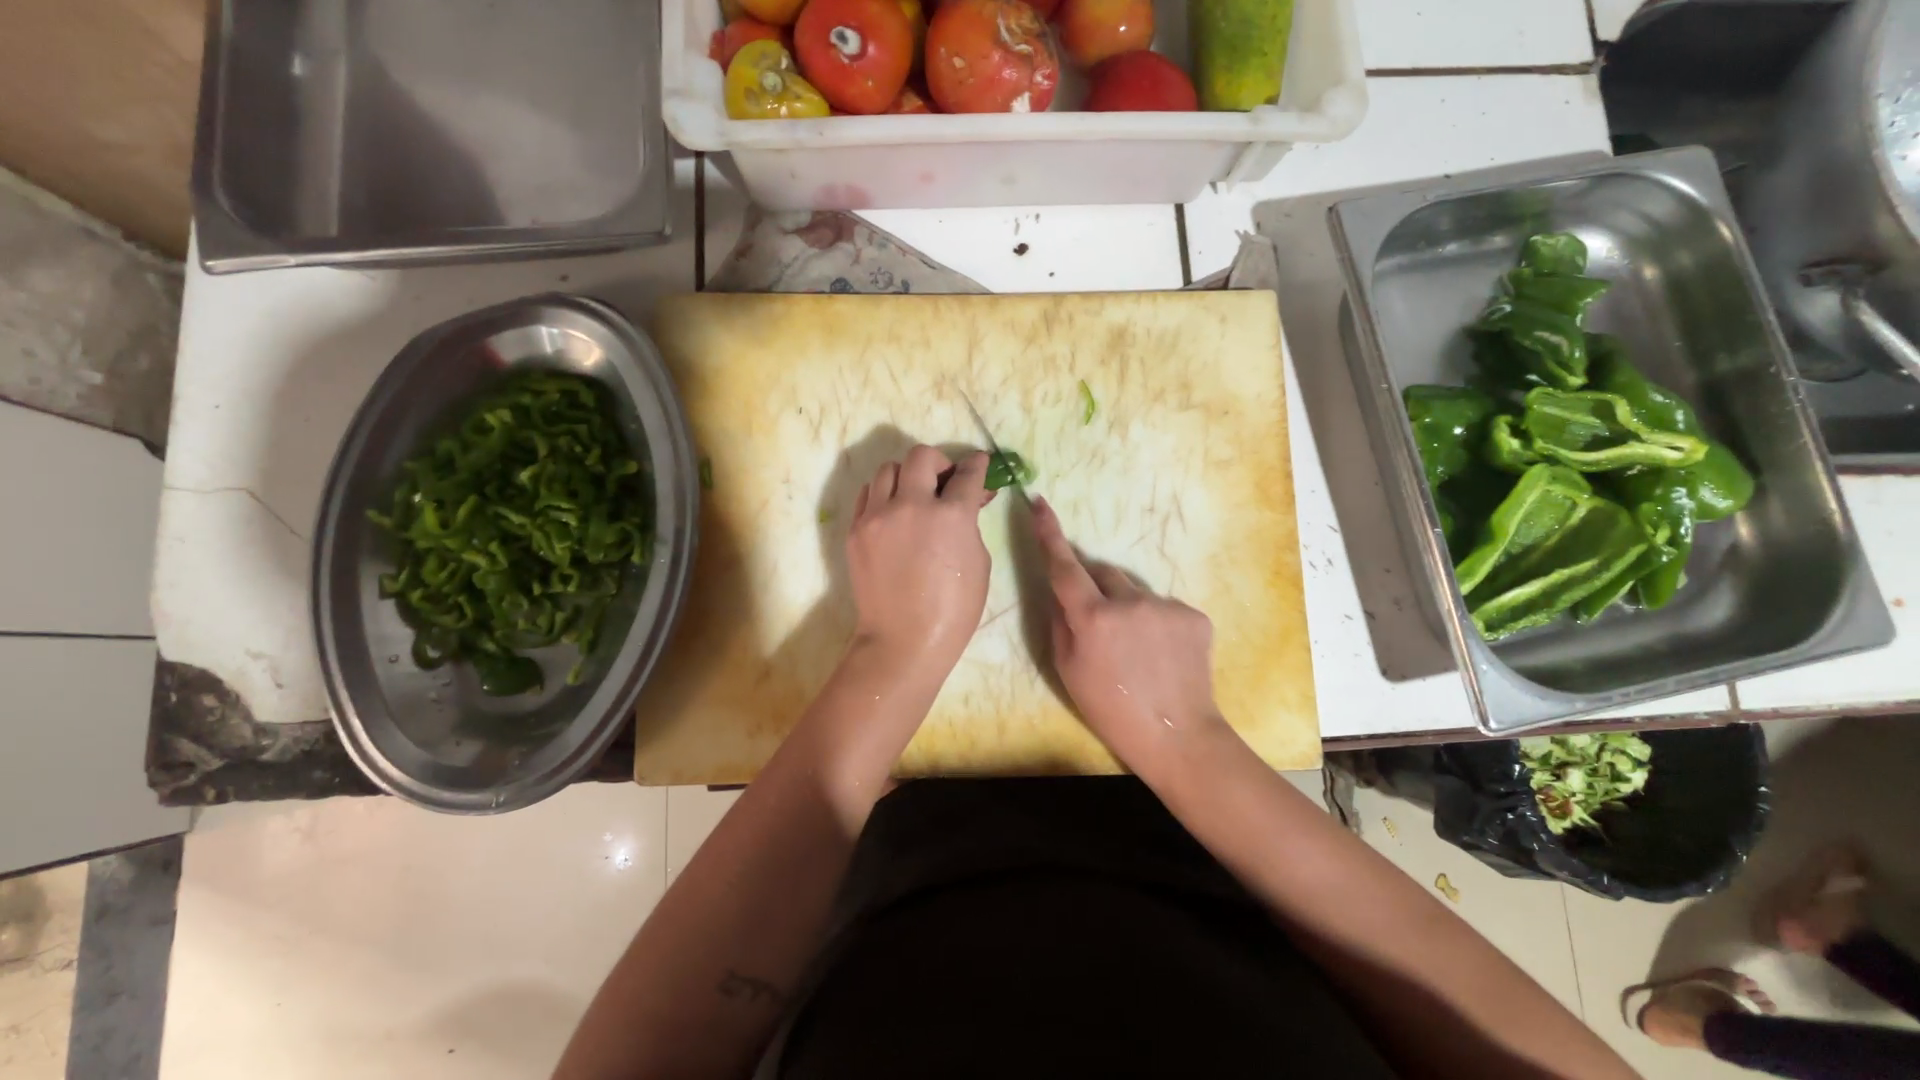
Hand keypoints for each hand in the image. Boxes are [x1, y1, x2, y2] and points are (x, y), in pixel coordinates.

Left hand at [845, 445, 993, 679]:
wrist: (904, 640)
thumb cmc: (954, 610)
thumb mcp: (978, 563)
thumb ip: (970, 524)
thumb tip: (966, 502)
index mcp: (950, 515)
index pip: (966, 473)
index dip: (977, 465)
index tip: (978, 464)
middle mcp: (912, 505)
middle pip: (922, 456)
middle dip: (939, 462)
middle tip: (944, 480)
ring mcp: (878, 516)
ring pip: (888, 469)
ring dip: (906, 476)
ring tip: (913, 495)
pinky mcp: (856, 530)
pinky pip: (867, 494)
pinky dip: (882, 494)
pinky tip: (892, 512)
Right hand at [1032, 496, 1223, 764]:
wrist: (1175, 734)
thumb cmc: (1110, 709)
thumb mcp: (1068, 670)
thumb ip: (1060, 622)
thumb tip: (1061, 592)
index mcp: (1092, 618)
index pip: (1064, 566)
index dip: (1049, 534)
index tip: (1039, 503)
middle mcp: (1130, 602)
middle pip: (1104, 574)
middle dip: (1095, 587)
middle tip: (1097, 623)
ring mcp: (1166, 606)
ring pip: (1136, 592)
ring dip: (1128, 608)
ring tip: (1136, 651)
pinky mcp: (1194, 615)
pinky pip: (1164, 607)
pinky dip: (1157, 623)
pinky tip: (1162, 655)